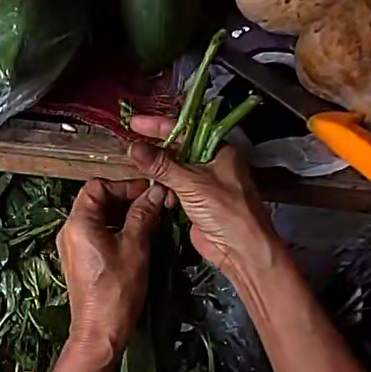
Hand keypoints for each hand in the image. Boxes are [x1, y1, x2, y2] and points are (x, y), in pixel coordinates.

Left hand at [57, 177, 167, 365]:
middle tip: (153, 205)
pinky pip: (97, 234)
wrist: (101, 330)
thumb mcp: (135, 247)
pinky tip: (138, 238)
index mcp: (78, 223)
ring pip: (99, 218)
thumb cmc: (116, 291)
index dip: (123, 186)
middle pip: (97, 200)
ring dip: (124, 215)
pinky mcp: (81, 260)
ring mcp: (74, 247)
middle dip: (126, 199)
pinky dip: (117, 230)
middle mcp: (70, 231)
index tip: (147, 193)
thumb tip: (155, 193)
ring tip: (150, 221)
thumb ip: (144, 215)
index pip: (97, 186)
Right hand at [126, 114, 284, 284]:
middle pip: (178, 149)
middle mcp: (212, 163)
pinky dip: (163, 190)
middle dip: (155, 151)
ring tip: (137, 171)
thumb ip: (162, 165)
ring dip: (158, 173)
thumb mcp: (192, 183)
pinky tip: (154, 194)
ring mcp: (204, 183)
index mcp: (218, 149)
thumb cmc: (225, 210)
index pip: (185, 129)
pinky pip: (174, 190)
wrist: (241, 248)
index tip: (134, 123)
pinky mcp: (196, 203)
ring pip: (174, 171)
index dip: (158, 125)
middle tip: (129, 147)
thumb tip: (134, 147)